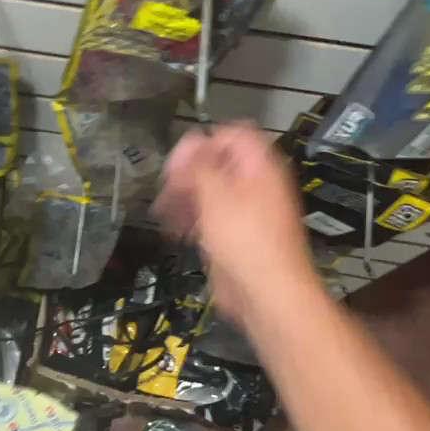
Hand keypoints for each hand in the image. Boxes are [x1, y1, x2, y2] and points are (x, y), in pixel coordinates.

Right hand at [153, 123, 318, 324]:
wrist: (265, 293)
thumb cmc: (252, 247)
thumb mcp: (217, 197)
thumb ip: (199, 166)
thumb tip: (188, 144)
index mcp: (260, 169)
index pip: (233, 137)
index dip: (205, 142)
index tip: (181, 157)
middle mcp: (254, 188)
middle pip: (217, 165)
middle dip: (188, 173)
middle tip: (168, 183)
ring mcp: (244, 213)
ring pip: (209, 192)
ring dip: (184, 196)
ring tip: (164, 207)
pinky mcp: (233, 237)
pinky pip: (208, 218)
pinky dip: (190, 219)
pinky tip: (175, 227)